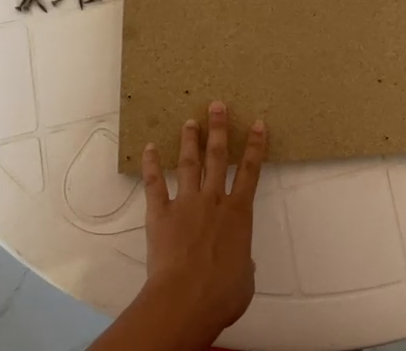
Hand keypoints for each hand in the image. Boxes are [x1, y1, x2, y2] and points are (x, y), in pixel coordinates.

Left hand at [136, 102, 266, 346]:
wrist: (185, 299)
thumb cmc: (222, 294)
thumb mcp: (244, 279)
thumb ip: (243, 262)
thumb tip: (240, 262)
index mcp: (238, 213)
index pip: (250, 171)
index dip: (255, 146)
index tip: (258, 124)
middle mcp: (213, 200)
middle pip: (217, 157)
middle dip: (219, 129)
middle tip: (217, 106)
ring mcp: (186, 203)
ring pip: (189, 164)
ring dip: (190, 141)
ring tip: (190, 121)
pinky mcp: (160, 214)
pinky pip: (155, 184)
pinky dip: (151, 166)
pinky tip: (148, 149)